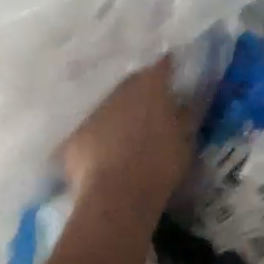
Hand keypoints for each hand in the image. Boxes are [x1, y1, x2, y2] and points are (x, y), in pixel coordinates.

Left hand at [60, 58, 197, 208]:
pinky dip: (99, 138)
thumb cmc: (159, 165)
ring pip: (110, 106)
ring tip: (128, 134)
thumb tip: (188, 100)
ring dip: (119, 114)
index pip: (162, 66)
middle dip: (142, 90)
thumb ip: (186, 115)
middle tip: (152, 106)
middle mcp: (121, 92)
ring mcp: (94, 113)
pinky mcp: (75, 138)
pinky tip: (105, 155)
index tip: (173, 72)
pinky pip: (91, 131)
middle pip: (132, 83)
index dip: (168, 68)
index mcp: (151, 87)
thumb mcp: (185, 140)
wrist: (116, 197)